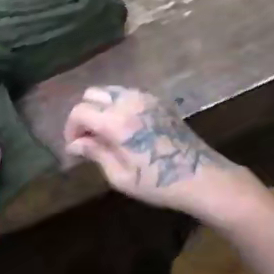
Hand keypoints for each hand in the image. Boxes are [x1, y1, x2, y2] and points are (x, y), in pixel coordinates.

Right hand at [63, 87, 259, 220]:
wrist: (202, 178)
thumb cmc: (158, 183)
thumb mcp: (119, 176)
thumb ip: (95, 153)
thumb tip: (74, 144)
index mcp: (116, 121)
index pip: (80, 111)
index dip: (71, 128)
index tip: (74, 147)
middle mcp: (129, 101)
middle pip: (92, 94)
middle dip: (84, 114)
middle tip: (88, 138)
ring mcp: (146, 98)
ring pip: (111, 91)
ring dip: (101, 108)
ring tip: (105, 133)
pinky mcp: (159, 101)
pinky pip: (129, 94)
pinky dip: (118, 105)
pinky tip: (125, 129)